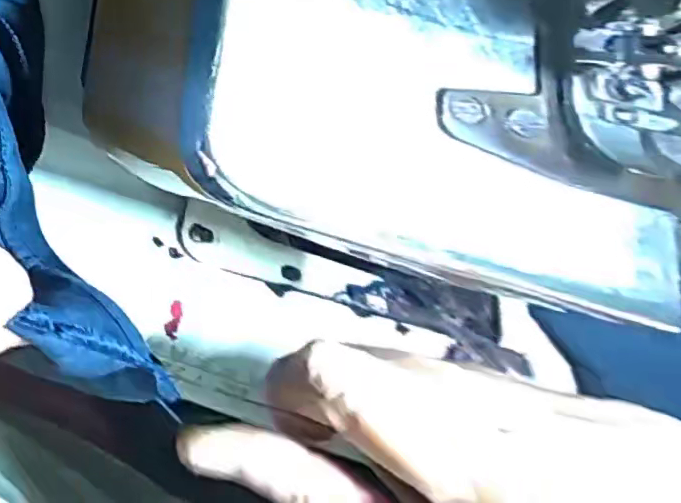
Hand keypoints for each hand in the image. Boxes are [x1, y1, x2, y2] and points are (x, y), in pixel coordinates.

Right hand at [178, 341, 680, 501]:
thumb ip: (316, 495)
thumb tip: (210, 448)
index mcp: (492, 473)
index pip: (331, 368)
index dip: (290, 393)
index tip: (297, 437)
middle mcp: (552, 428)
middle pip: (377, 359)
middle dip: (347, 407)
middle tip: (369, 474)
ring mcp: (609, 422)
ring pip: (438, 370)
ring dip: (410, 412)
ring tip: (443, 483)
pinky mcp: (640, 426)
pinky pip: (510, 391)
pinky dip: (477, 424)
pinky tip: (510, 482)